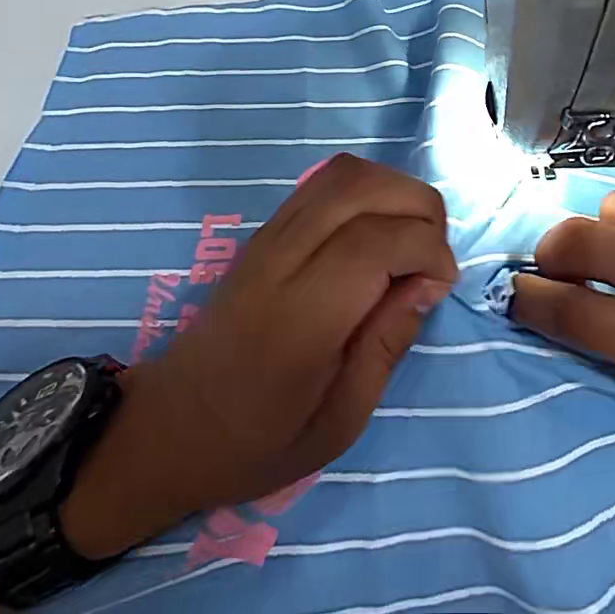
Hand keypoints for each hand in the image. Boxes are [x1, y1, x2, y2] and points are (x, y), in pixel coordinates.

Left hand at [61, 155, 456, 556]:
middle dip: (421, 209)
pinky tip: (380, 229)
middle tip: (434, 258)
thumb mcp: (339, 421)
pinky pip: (325, 181)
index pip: (373, 244)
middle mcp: (279, 262)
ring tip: (413, 239)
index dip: (427, 249)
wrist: (171, 425)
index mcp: (298, 321)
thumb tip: (430, 281)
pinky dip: (368, 189)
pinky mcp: (266, 229)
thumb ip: (387, 343)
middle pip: (362, 189)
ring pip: (345, 173)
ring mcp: (267, 236)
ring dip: (396, 191)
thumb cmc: (259, 440)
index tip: (442, 284)